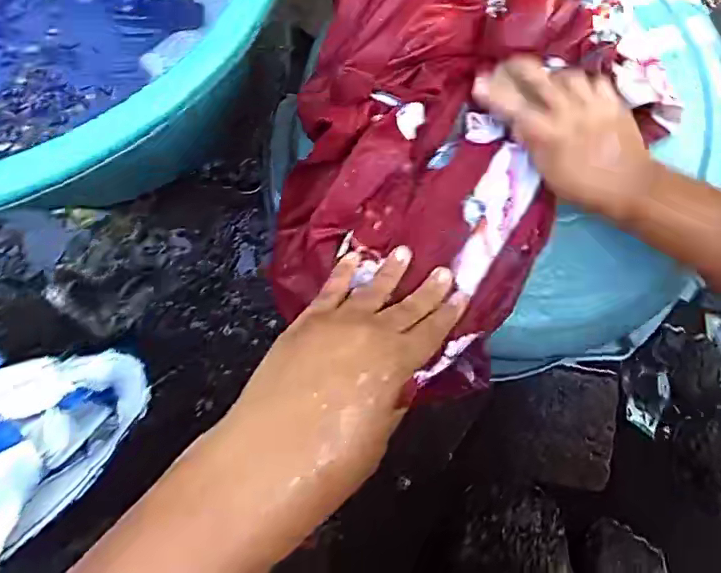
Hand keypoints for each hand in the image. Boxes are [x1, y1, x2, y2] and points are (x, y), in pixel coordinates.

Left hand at [215, 247, 465, 493]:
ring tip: (405, 253)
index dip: (449, 313)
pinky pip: (329, 293)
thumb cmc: (328, 466)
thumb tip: (396, 386)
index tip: (463, 295)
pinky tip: (352, 259)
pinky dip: (342, 274)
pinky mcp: (304, 326)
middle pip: (409, 306)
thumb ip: (391, 404)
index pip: (432, 331)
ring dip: (391, 271)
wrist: (258, 466)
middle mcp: (373, 335)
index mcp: (398, 362)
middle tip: (445, 270)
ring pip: (372, 290)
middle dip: (430, 289)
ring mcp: (337, 326)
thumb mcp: (377, 439)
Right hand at [473, 56, 660, 220]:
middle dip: (519, 66)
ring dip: (556, 75)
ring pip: (567, 74)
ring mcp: (592, 102)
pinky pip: (595, 79)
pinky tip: (582, 88)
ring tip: (553, 81)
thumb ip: (533, 145)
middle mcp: (567, 111)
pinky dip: (586, 81)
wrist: (630, 185)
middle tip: (511, 63)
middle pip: (538, 77)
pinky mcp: (613, 100)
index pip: (512, 106)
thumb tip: (518, 124)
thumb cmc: (585, 187)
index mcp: (547, 133)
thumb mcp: (549, 173)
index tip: (480, 81)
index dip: (492, 92)